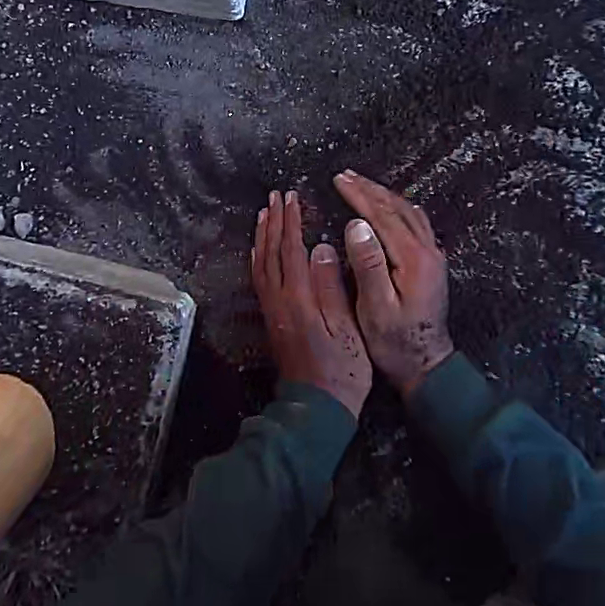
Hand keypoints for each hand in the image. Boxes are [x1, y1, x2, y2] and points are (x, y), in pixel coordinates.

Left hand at [252, 190, 371, 415]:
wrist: (316, 409)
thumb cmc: (341, 371)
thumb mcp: (346, 329)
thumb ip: (332, 287)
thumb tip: (321, 248)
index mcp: (299, 300)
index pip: (291, 250)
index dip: (291, 222)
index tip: (293, 197)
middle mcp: (280, 301)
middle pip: (271, 252)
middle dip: (273, 222)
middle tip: (276, 196)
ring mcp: (273, 311)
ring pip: (261, 263)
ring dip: (262, 235)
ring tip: (265, 213)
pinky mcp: (273, 320)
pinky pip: (259, 279)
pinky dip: (258, 258)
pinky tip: (259, 250)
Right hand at [333, 171, 453, 394]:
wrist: (427, 365)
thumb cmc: (395, 342)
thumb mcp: (376, 308)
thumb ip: (368, 265)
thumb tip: (356, 225)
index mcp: (412, 259)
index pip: (383, 216)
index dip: (359, 196)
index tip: (338, 181)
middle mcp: (428, 251)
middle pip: (398, 208)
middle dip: (370, 189)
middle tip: (346, 176)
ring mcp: (433, 256)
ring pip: (409, 212)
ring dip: (384, 195)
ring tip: (362, 185)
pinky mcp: (431, 263)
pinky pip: (415, 222)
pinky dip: (397, 208)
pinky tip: (388, 208)